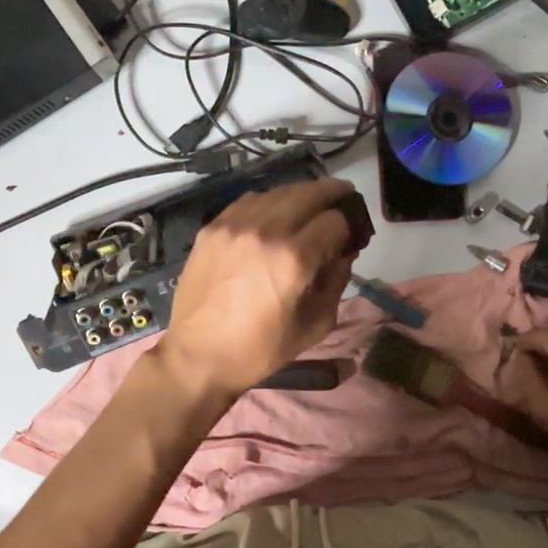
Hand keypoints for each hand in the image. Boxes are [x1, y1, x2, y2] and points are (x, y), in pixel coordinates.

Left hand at [156, 177, 357, 399]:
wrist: (198, 356)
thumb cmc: (260, 349)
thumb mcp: (315, 325)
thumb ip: (337, 281)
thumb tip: (344, 252)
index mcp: (294, 259)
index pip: (336, 221)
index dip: (349, 227)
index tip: (350, 237)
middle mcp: (266, 231)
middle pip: (311, 193)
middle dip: (333, 194)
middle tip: (344, 197)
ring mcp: (235, 225)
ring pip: (279, 192)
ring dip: (302, 195)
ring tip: (310, 205)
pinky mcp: (213, 227)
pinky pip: (249, 201)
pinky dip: (269, 202)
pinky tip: (274, 214)